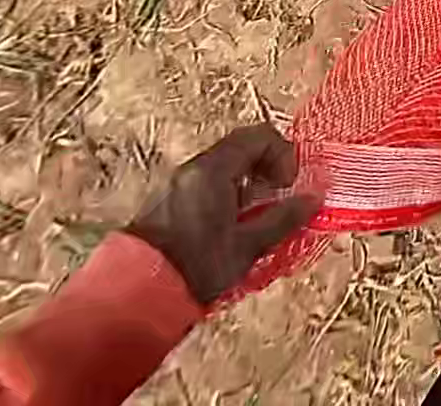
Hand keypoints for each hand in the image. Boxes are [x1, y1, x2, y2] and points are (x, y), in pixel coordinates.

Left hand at [126, 124, 321, 303]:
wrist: (126, 304)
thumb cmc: (195, 265)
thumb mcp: (248, 244)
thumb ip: (284, 218)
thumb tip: (314, 198)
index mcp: (213, 169)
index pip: (260, 136)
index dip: (283, 153)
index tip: (288, 183)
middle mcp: (192, 170)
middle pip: (241, 150)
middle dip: (267, 169)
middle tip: (276, 197)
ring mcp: (173, 187)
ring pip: (223, 169)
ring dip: (246, 185)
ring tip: (253, 218)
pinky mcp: (161, 207)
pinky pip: (204, 186)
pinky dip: (225, 196)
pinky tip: (227, 229)